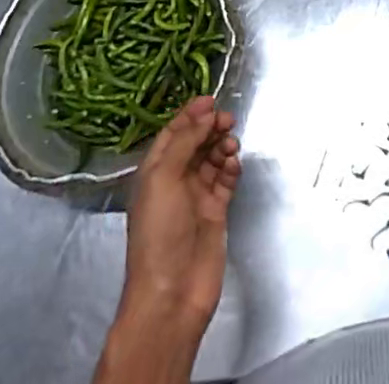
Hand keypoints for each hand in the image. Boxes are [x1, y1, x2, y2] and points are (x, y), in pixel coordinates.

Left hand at [117, 96, 241, 339]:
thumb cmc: (160, 232)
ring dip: (222, 147)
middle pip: (195, 144)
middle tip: (228, 119)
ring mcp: (196, 196)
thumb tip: (205, 113)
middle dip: (210, 128)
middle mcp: (174, 181)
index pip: (172, 134)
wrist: (172, 290)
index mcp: (154, 172)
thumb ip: (185, 142)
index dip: (189, 115)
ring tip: (232, 143)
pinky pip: (226, 180)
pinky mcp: (216, 211)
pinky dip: (231, 169)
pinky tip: (234, 165)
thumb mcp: (164, 179)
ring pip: (212, 160)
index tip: (210, 99)